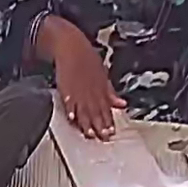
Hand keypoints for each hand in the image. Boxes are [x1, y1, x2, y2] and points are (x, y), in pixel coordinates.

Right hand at [39, 17, 122, 139]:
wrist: (72, 47)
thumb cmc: (86, 60)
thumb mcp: (103, 75)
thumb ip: (110, 93)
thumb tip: (121, 104)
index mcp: (100, 90)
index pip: (106, 110)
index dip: (109, 122)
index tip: (111, 133)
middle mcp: (91, 93)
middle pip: (96, 113)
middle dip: (100, 127)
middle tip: (103, 138)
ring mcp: (79, 92)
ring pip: (84, 111)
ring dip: (87, 124)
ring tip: (89, 135)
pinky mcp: (66, 90)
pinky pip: (69, 103)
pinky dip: (71, 111)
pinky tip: (72, 120)